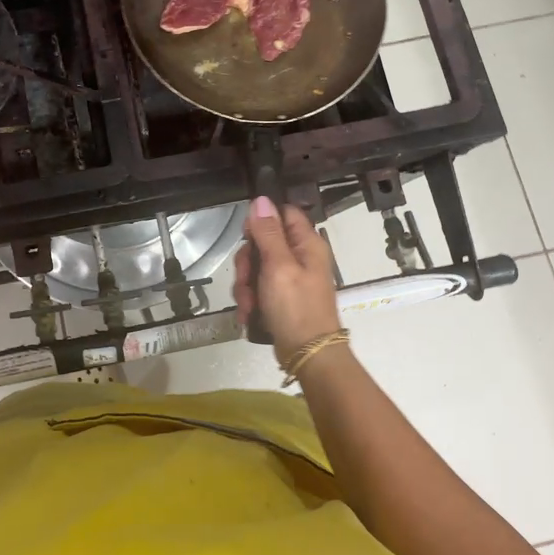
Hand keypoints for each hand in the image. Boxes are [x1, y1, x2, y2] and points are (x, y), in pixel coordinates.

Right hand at [234, 195, 341, 357]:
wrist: (307, 355)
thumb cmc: (296, 308)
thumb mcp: (279, 266)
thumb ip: (268, 233)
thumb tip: (261, 200)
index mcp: (307, 244)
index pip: (284, 214)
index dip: (263, 220)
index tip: (247, 234)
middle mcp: (301, 257)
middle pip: (264, 242)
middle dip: (248, 261)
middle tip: (246, 278)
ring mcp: (290, 278)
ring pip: (256, 267)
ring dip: (246, 285)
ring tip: (249, 304)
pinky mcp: (281, 297)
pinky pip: (258, 288)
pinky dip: (251, 300)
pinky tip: (249, 314)